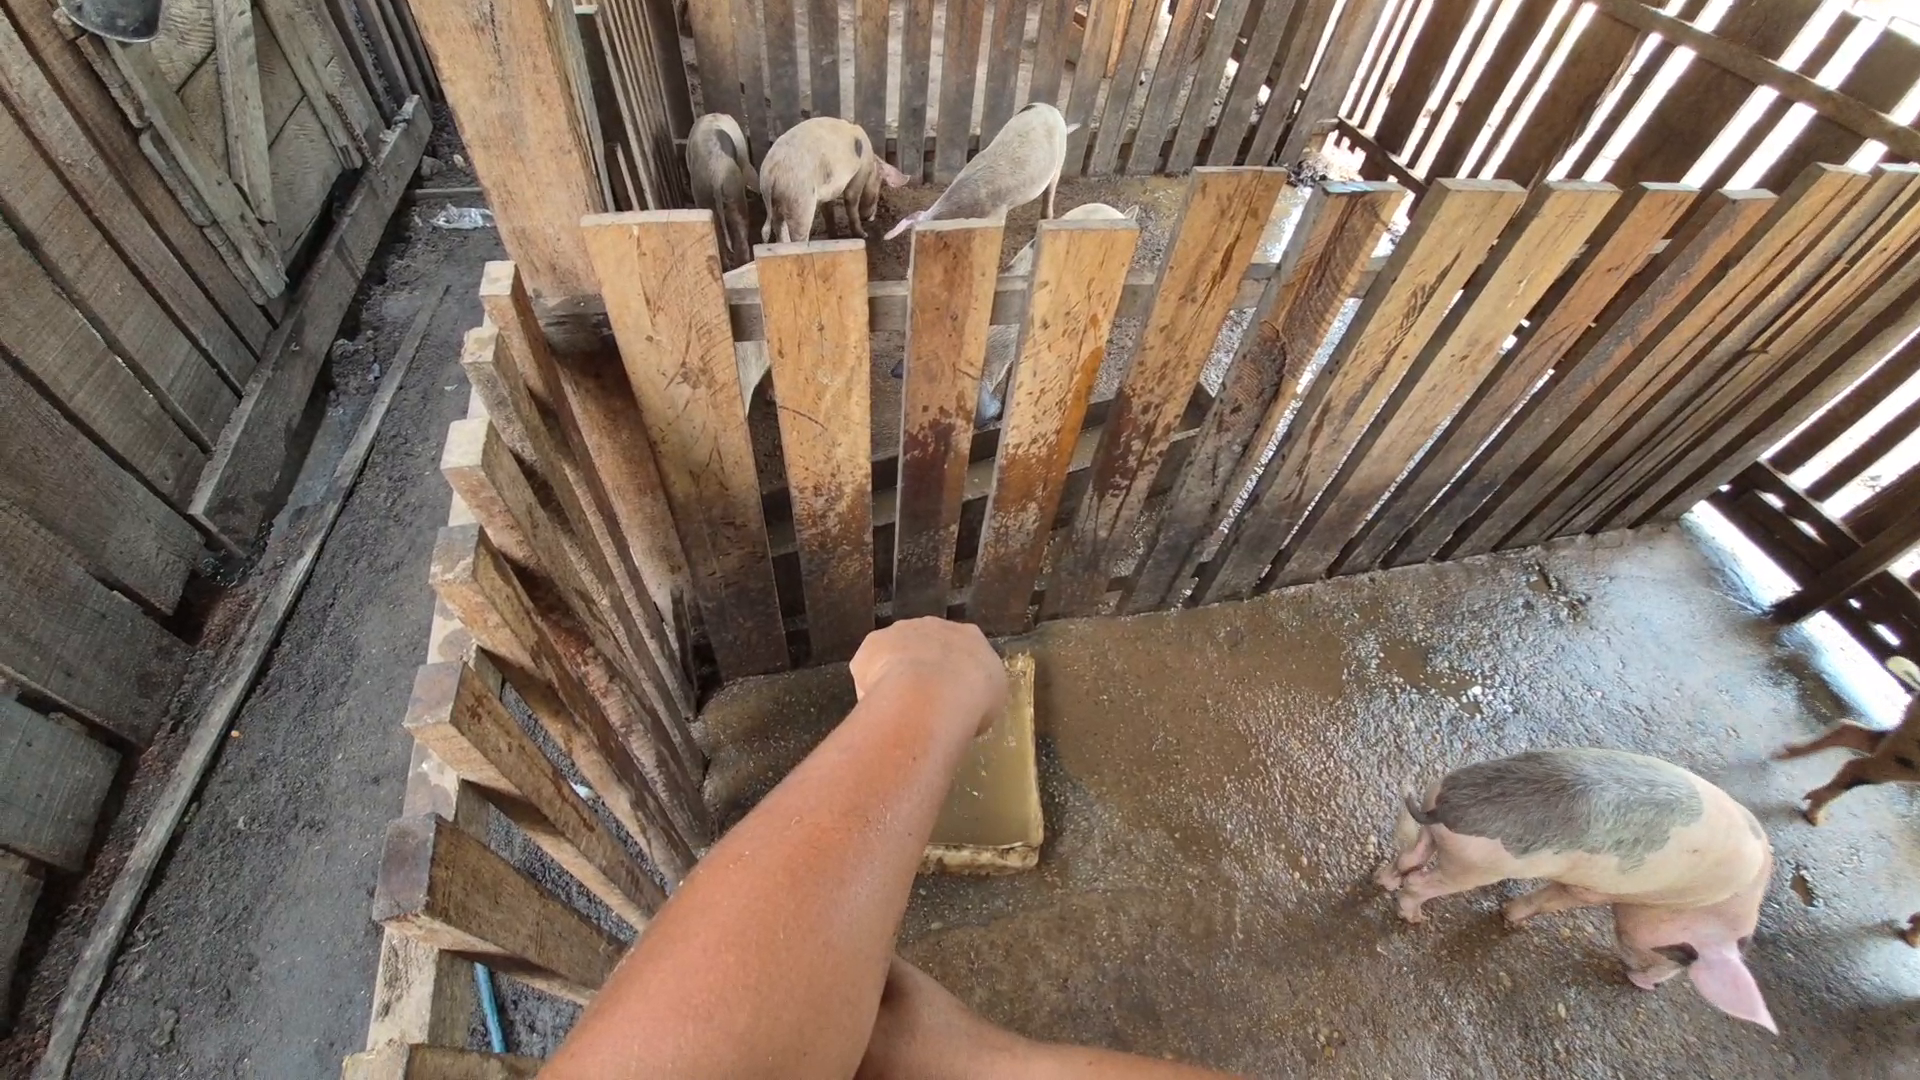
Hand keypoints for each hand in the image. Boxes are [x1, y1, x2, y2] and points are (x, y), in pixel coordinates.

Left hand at [850, 618, 1006, 735]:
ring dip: (894, 674)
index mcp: (970, 637)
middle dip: (922, 669)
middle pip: (926, 645)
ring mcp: (901, 630)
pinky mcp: (873, 642)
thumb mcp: (990, 700)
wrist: (933, 694)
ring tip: (897, 707)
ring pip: (895, 653)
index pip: (962, 650)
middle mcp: (935, 625)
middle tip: (921, 701)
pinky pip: (870, 665)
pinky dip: (870, 684)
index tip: (950, 695)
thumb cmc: (972, 701)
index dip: (954, 673)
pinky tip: (879, 705)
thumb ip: (975, 692)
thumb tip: (962, 701)